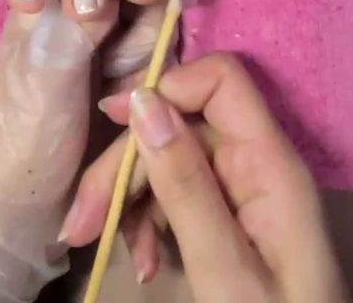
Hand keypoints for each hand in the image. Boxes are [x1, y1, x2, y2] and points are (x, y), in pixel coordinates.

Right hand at [61, 53, 348, 300]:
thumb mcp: (225, 272)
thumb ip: (185, 184)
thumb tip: (142, 99)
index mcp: (271, 164)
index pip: (220, 80)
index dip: (167, 87)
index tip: (114, 121)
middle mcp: (257, 165)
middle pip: (181, 124)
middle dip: (127, 162)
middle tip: (82, 217)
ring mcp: (242, 190)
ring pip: (170, 157)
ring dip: (129, 197)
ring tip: (100, 242)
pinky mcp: (228, 217)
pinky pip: (176, 192)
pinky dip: (148, 219)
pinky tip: (141, 258)